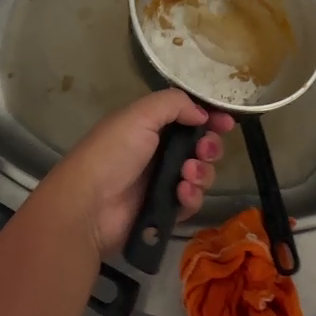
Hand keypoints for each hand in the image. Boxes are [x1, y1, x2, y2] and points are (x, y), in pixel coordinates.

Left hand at [43, 89, 233, 256]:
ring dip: (201, 171)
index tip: (227, 122)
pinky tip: (181, 193)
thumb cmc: (113, 152)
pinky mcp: (164, 211)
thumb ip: (174, 104)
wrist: (89, 205)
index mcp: (149, 125)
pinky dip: (191, 196)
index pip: (187, 116)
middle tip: (204, 150)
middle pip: (199, 146)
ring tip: (187, 173)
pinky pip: (191, 201)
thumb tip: (201, 113)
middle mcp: (157, 151)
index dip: (209, 117)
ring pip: (199, 174)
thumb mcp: (140, 115)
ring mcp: (161, 182)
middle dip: (209, 146)